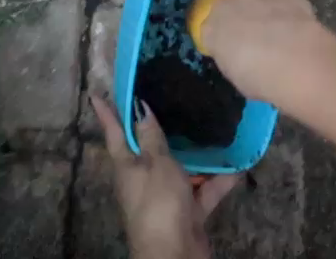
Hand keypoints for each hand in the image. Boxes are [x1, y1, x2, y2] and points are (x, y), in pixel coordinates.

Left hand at [90, 93, 237, 258]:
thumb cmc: (158, 204)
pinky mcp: (188, 212)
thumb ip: (150, 136)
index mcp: (127, 166)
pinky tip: (238, 162)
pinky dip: (219, 180)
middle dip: (157, 125)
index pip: (114, 132)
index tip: (96, 93)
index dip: (106, 113)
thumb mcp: (155, 164)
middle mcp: (144, 179)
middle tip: (166, 94)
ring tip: (209, 121)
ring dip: (195, 152)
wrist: (175, 256)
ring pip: (181, 167)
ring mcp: (166, 196)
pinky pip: (204, 190)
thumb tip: (139, 107)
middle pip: (149, 147)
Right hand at [196, 0, 325, 102]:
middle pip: (230, 6)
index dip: (226, 39)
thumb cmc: (261, 78)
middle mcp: (225, 3)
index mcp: (210, 29)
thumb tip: (239, 53)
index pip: (212, 31)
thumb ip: (232, 57)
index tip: (237, 51)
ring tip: (279, 25)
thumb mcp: (237, 76)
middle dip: (241, 17)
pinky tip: (294, 17)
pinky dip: (282, 1)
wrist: (293, 58)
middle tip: (257, 36)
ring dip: (261, 6)